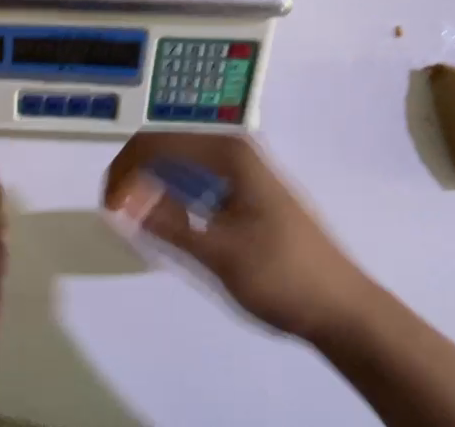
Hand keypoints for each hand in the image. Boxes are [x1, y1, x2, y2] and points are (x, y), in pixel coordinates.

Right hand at [103, 133, 375, 341]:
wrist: (345, 312)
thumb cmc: (283, 277)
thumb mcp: (219, 253)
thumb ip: (166, 222)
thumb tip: (116, 200)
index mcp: (227, 152)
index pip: (155, 142)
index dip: (124, 171)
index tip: (110, 210)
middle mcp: (232, 149)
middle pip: (164, 147)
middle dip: (134, 177)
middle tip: (118, 217)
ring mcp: (241, 169)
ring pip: (178, 165)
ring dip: (151, 188)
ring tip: (140, 225)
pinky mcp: (245, 191)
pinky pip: (195, 181)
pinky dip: (173, 198)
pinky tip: (171, 228)